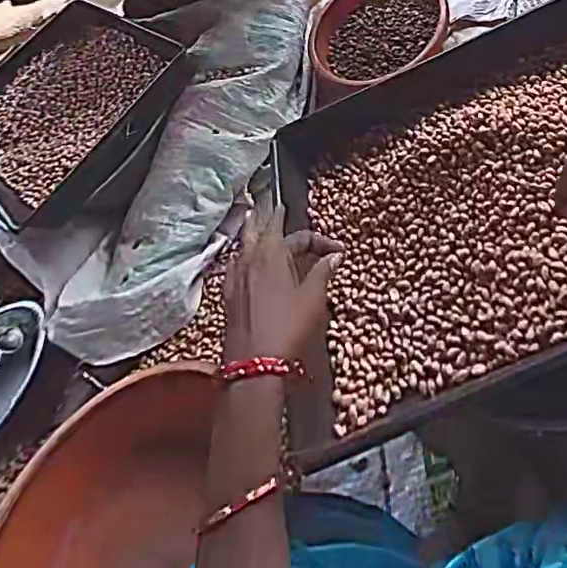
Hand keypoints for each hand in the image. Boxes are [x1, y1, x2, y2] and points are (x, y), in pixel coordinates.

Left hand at [222, 208, 341, 363]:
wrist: (253, 364)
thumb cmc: (287, 326)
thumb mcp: (312, 298)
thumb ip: (323, 272)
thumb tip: (334, 255)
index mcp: (273, 254)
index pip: (298, 236)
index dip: (320, 240)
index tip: (338, 249)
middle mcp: (250, 259)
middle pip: (259, 228)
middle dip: (268, 215)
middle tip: (272, 202)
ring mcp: (235, 276)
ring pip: (244, 244)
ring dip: (252, 230)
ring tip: (253, 219)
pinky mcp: (228, 294)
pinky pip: (234, 263)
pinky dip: (241, 253)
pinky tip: (241, 258)